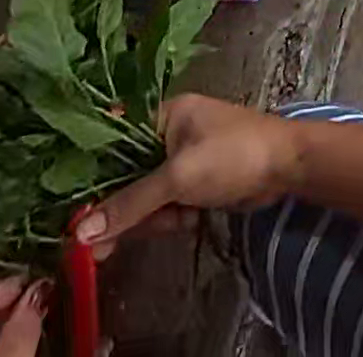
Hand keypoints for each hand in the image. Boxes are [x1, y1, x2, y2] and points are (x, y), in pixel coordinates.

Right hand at [74, 94, 295, 259]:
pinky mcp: (199, 180)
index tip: (73, 214)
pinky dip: (174, 216)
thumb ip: (130, 203)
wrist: (288, 165)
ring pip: (146, 197)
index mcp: (168, 115)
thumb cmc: (235, 155)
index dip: (91, 178)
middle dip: (123, 210)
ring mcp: (187, 157)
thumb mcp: (179, 177)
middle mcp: (173, 132)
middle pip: (126, 177)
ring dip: (154, 216)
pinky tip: (191, 219)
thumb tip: (79, 233)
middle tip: (104, 248)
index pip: (112, 142)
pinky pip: (168, 204)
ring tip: (176, 220)